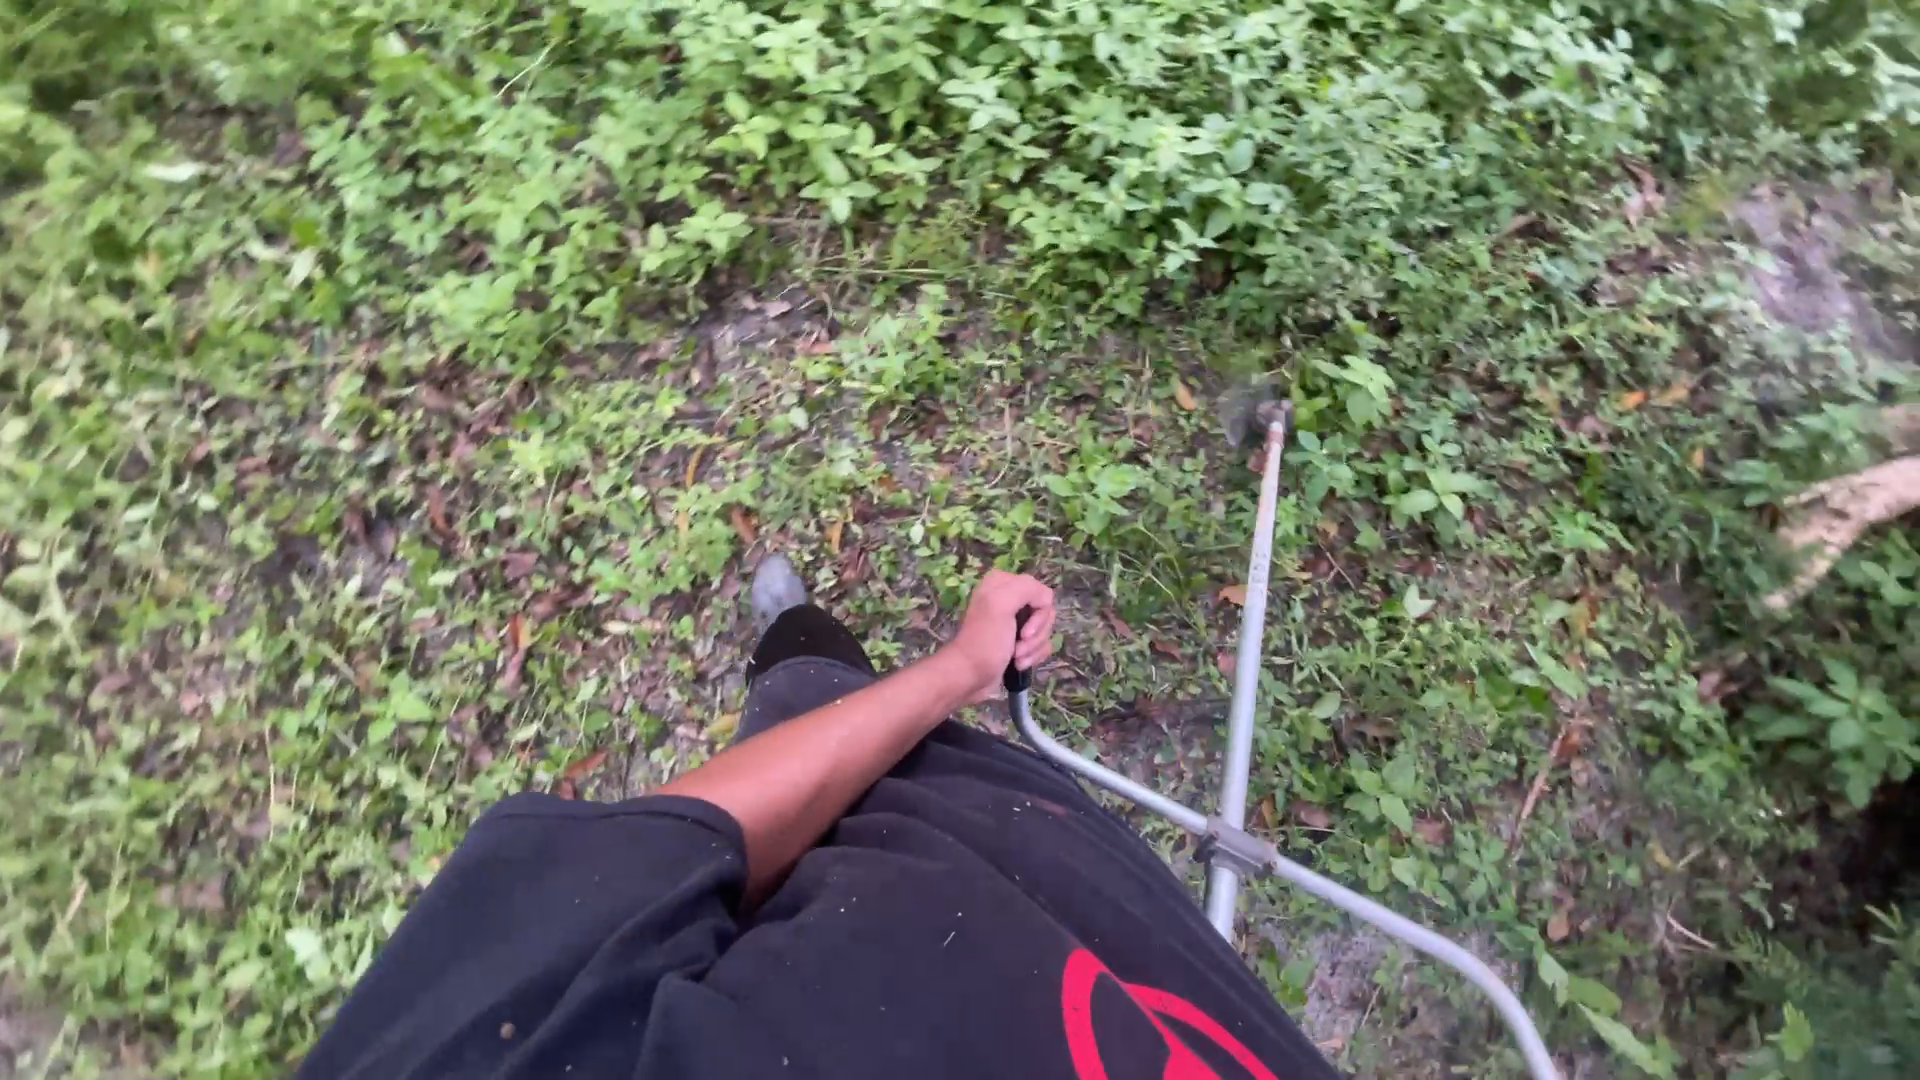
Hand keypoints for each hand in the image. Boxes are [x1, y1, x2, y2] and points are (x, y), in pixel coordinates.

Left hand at [947, 569, 1055, 698]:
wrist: (970, 676)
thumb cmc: (984, 641)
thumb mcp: (1000, 604)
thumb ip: (1026, 589)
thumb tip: (1046, 601)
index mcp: (1003, 582)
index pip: (1043, 594)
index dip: (1039, 615)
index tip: (1024, 632)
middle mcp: (1009, 598)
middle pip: (1045, 613)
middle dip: (1036, 635)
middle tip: (1018, 647)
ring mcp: (1014, 620)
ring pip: (1044, 631)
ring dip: (1033, 648)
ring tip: (1016, 658)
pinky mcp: (1017, 640)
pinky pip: (1041, 645)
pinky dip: (1033, 656)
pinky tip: (1018, 664)